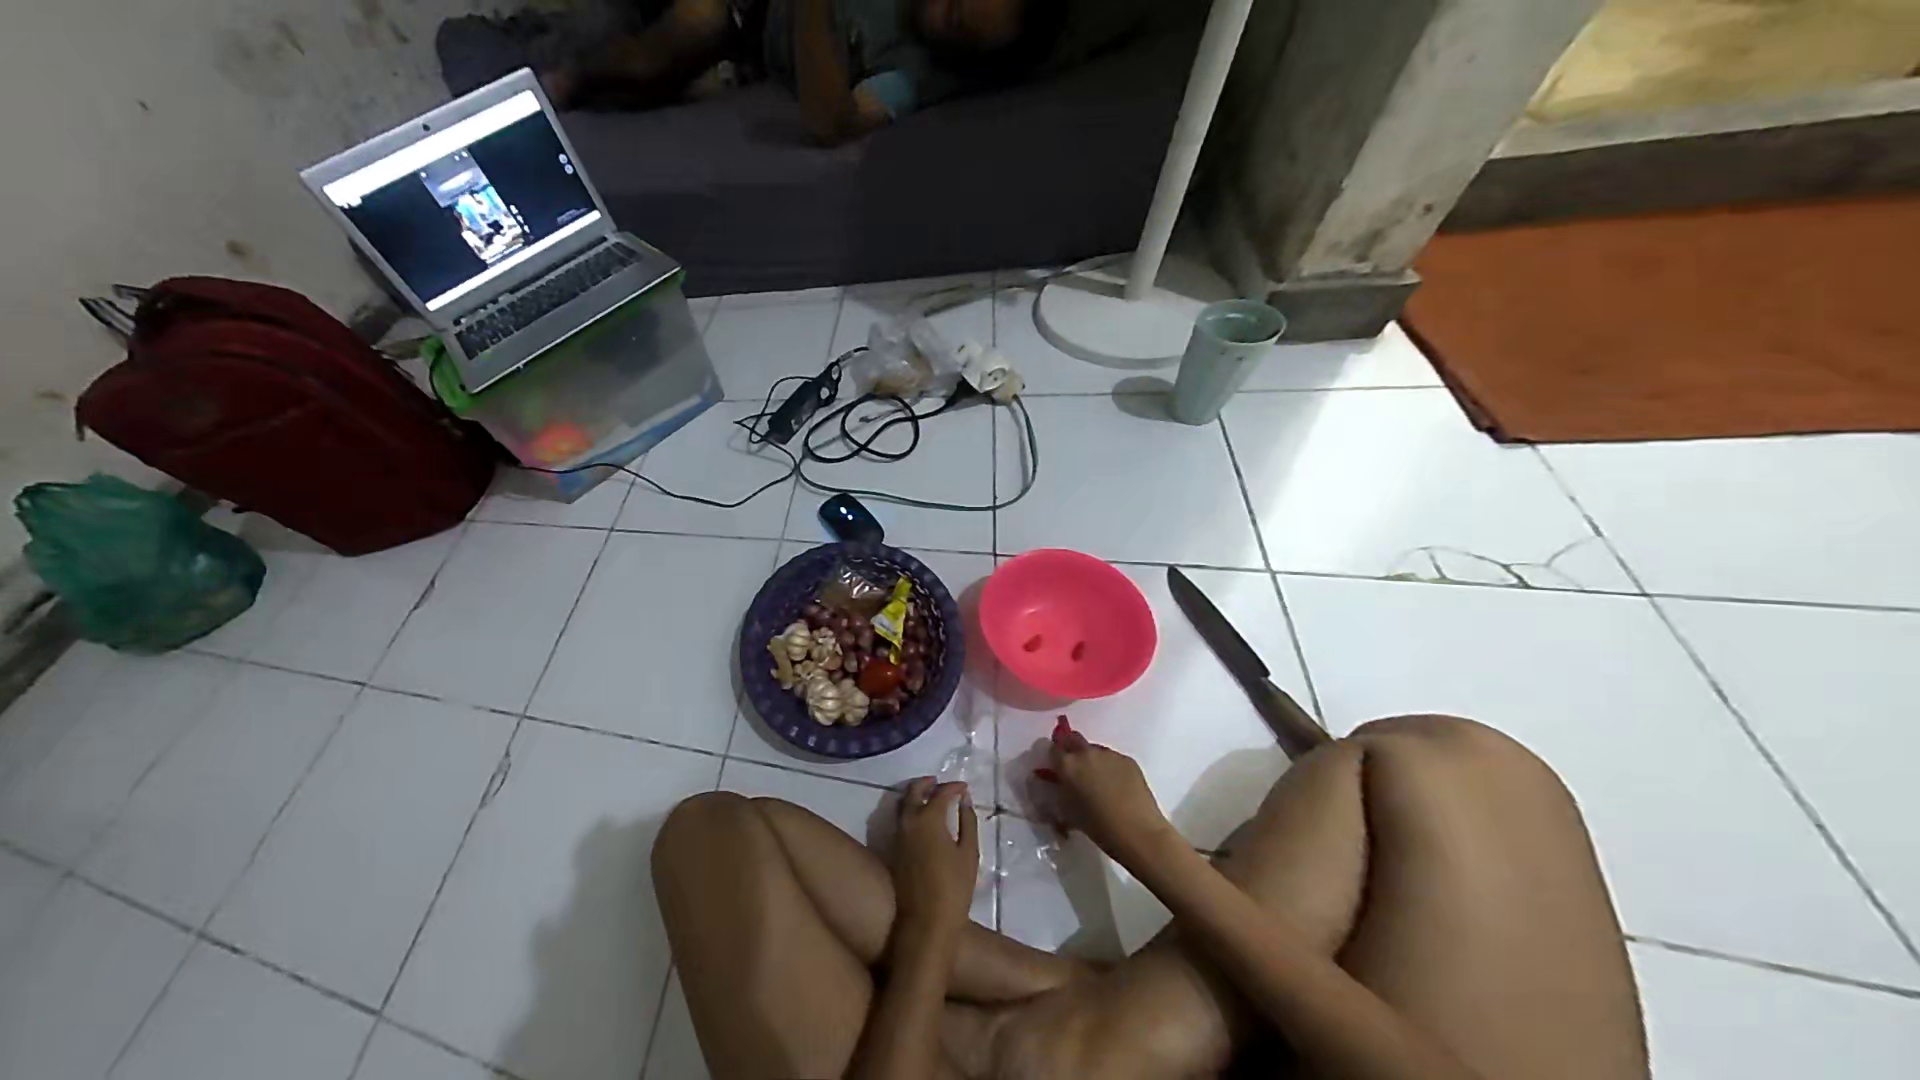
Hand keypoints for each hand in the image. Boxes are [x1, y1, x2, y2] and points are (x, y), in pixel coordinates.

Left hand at [890, 778, 978, 939]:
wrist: (925, 922)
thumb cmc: (954, 888)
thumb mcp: (969, 853)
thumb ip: (967, 821)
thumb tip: (965, 800)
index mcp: (929, 819)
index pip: (941, 792)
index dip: (954, 786)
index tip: (965, 787)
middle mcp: (909, 822)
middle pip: (914, 791)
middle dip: (927, 783)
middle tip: (940, 783)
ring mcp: (897, 836)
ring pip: (903, 804)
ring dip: (916, 795)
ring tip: (931, 797)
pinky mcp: (893, 849)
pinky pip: (900, 820)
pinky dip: (910, 810)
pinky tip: (924, 819)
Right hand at [1037, 717, 1177, 869]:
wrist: (1138, 831)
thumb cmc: (1098, 826)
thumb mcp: (1068, 813)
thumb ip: (1059, 793)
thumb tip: (1059, 785)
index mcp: (1068, 765)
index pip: (1053, 749)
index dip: (1053, 759)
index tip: (1056, 769)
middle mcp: (1087, 753)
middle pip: (1073, 739)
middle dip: (1070, 749)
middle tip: (1074, 769)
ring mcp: (1109, 754)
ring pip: (1094, 750)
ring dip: (1092, 760)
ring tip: (1099, 782)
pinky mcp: (1128, 759)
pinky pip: (1112, 759)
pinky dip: (1110, 768)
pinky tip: (1116, 787)